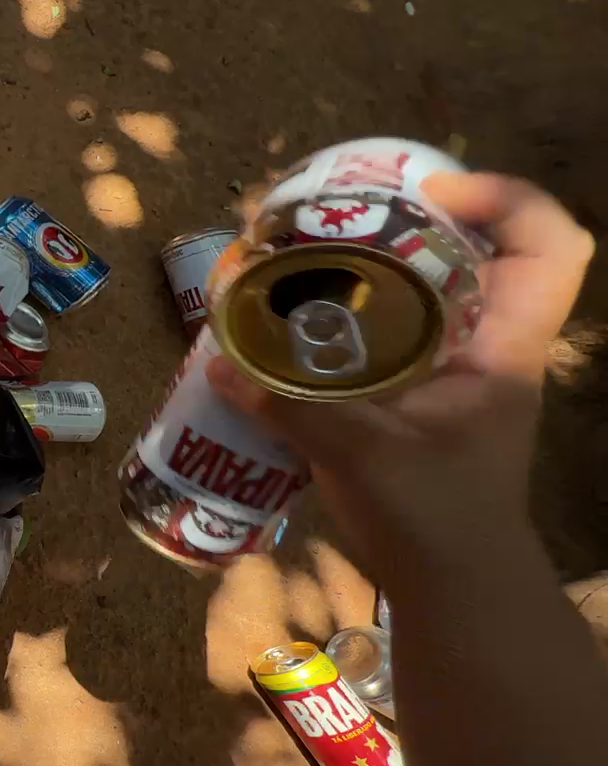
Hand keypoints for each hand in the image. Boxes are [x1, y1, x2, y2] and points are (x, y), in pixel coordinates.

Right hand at [208, 172, 593, 575]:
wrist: (446, 575)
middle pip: (467, 257)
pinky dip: (330, 316)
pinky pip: (371, 332)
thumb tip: (218, 364)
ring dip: (358, 270)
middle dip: (401, 225)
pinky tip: (281, 324)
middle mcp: (476, 347)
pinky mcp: (399, 390)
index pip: (548, 251)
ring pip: (413, 295)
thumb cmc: (431, 513)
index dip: (503, 200)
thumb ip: (288, 407)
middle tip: (325, 220)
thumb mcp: (360, 454)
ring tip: (293, 262)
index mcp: (500, 351)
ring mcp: (438, 370)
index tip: (419, 190)